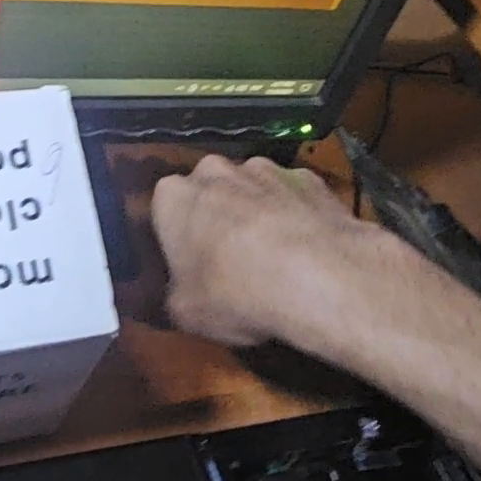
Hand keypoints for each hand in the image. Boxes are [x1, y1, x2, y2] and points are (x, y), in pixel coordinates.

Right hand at [151, 156, 385, 346]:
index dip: (176, 241)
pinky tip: (307, 252)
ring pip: (252, 191)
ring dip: (256, 214)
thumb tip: (182, 293)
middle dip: (216, 219)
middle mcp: (214, 170)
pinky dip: (295, 216)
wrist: (316, 277)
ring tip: (274, 259)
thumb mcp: (185, 312)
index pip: (164, 212)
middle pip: (209, 193)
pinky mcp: (308, 178)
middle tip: (228, 263)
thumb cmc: (233, 291)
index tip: (189, 267)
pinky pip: (292, 197)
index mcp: (172, 195)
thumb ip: (176, 293)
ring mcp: (264, 169)